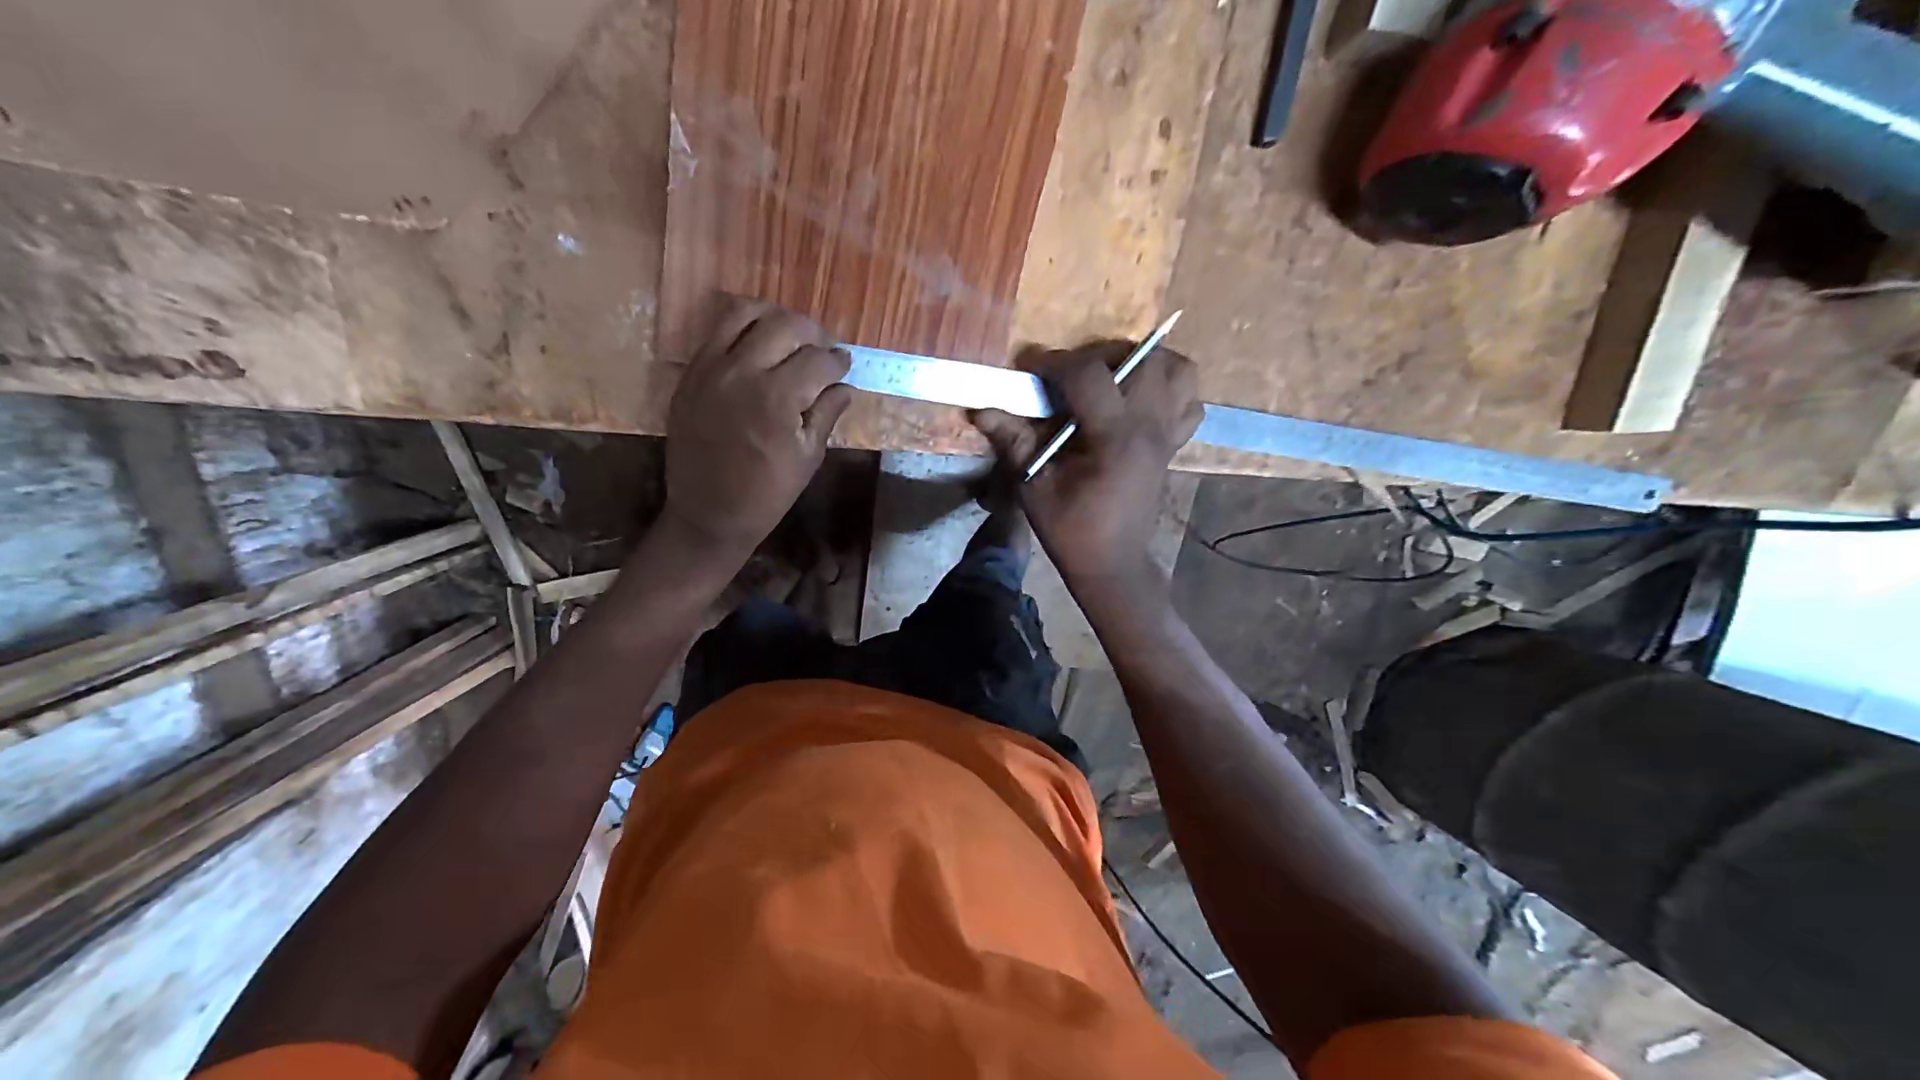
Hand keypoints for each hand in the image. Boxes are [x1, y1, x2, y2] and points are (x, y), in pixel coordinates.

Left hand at [661, 299, 853, 551]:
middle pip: (787, 325)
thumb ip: (826, 413)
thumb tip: (845, 385)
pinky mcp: (691, 374)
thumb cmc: (767, 493)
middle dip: (814, 334)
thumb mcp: (808, 456)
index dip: (838, 361)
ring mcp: (711, 369)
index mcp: (778, 398)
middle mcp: (743, 372)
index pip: (819, 360)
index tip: (845, 365)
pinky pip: (716, 331)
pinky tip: (757, 344)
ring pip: (746, 313)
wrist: (708, 513)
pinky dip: (742, 329)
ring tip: (789, 336)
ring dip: (776, 319)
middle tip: (822, 351)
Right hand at [971, 342, 1202, 594]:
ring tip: (1112, 378)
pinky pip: (1189, 402)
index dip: (1054, 363)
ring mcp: (1169, 435)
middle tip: (1072, 374)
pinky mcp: (1174, 445)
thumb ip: (1013, 441)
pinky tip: (1139, 401)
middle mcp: (1150, 428)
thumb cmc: (1071, 530)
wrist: (1112, 564)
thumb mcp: (1035, 487)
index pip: (1090, 375)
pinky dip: (1169, 390)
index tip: (1029, 371)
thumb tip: (980, 408)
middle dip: (1102, 355)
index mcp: (1115, 438)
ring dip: (1146, 363)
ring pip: (1179, 372)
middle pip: (1144, 359)